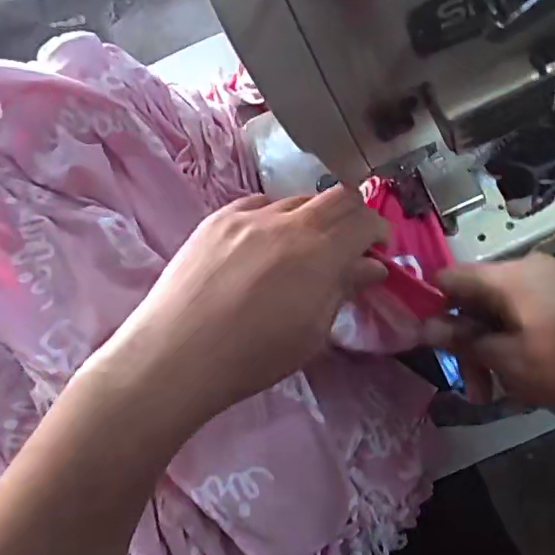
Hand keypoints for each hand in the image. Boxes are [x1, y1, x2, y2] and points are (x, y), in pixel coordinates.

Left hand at [79, 187, 388, 416]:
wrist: (174, 357)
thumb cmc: (253, 357)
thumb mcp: (313, 332)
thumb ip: (344, 289)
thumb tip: (371, 266)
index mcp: (318, 253)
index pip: (364, 220)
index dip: (380, 231)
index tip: (379, 250)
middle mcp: (287, 223)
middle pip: (337, 197)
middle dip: (354, 216)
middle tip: (352, 243)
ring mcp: (248, 216)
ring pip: (298, 199)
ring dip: (314, 218)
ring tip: (305, 249)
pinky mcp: (217, 219)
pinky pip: (259, 205)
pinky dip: (276, 218)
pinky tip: (266, 243)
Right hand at [428, 256, 554, 425]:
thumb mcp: (515, 363)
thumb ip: (467, 342)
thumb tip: (425, 325)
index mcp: (512, 275)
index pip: (450, 279)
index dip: (432, 311)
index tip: (432, 352)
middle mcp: (533, 268)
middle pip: (479, 300)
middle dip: (472, 346)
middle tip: (480, 394)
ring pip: (508, 313)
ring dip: (500, 351)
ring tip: (515, 393)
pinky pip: (535, 316)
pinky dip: (526, 345)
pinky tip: (542, 378)